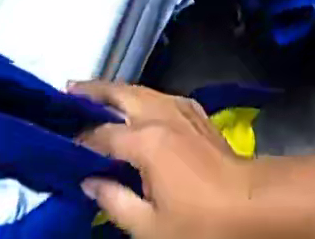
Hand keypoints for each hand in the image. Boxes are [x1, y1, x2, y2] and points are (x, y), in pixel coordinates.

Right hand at [72, 81, 259, 238]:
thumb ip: (115, 201)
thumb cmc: (200, 222)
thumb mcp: (151, 227)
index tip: (63, 144)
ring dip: (115, 90)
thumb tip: (89, 181)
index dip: (81, 140)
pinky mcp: (194, 110)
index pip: (103, 135)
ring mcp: (179, 107)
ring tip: (95, 92)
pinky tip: (137, 103)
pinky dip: (140, 94)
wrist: (251, 203)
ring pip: (139, 88)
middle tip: (69, 91)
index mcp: (145, 140)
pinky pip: (159, 94)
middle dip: (93, 91)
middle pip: (119, 94)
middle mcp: (159, 113)